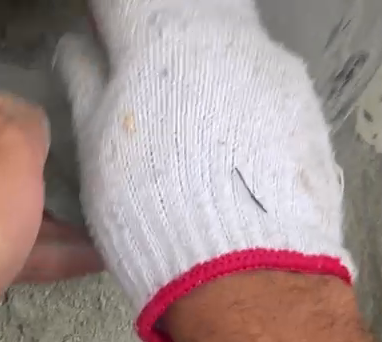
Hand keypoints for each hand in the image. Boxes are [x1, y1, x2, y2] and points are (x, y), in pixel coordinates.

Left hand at [0, 56, 86, 341]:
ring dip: (51, 209)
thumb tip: (20, 124)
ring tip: (104, 209)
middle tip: (81, 151)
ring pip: (2, 199)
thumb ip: (26, 118)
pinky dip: (48, 251)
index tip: (35, 93)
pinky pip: (9, 246)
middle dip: (32, 149)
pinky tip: (95, 256)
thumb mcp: (13, 141)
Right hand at [58, 0, 352, 341]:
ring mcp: (270, 63)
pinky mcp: (304, 101)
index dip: (104, 14)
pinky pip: (261, 76)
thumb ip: (86, 87)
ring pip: (229, 32)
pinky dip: (238, 91)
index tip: (97, 27)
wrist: (244, 273)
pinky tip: (229, 138)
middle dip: (158, 25)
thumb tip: (78, 48)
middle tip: (142, 66)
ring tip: (187, 105)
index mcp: (159, 35)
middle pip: (184, 3)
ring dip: (201, 54)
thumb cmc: (151, 211)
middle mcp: (223, 31)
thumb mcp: (99, 152)